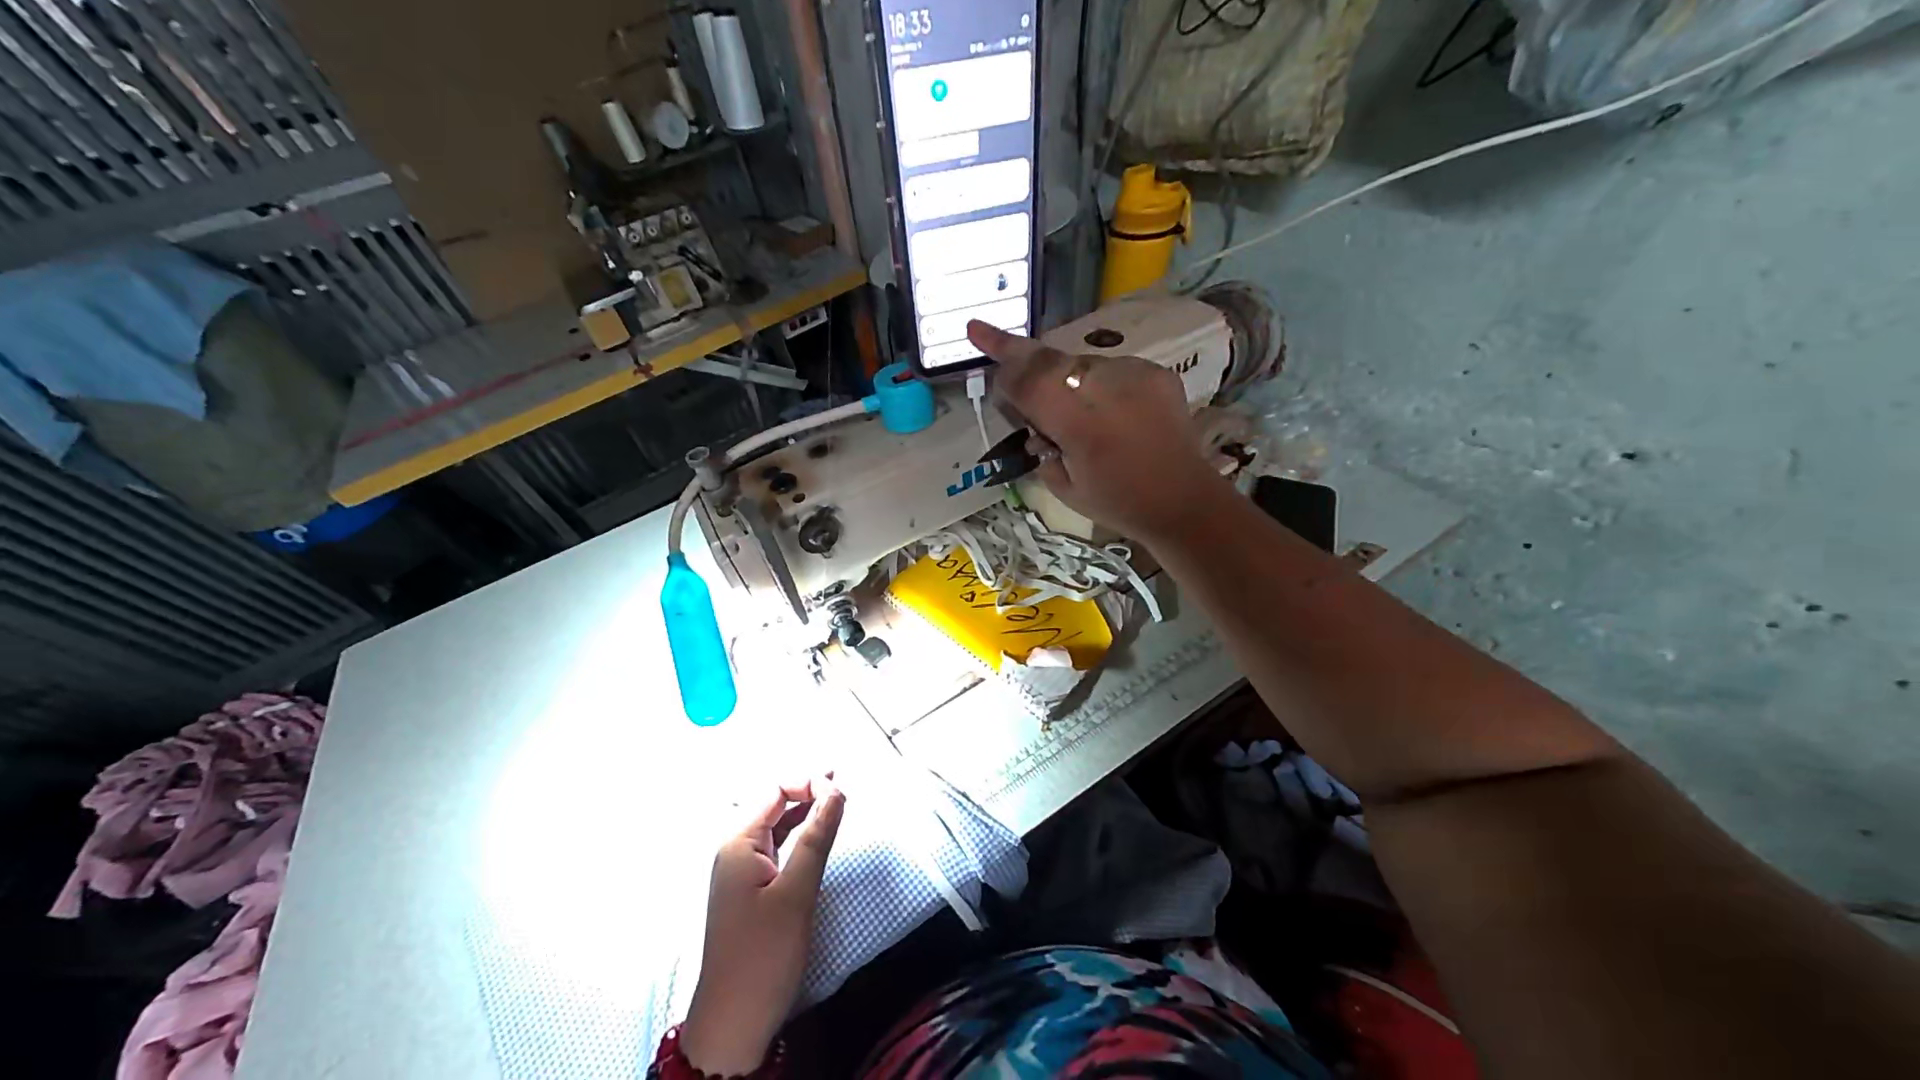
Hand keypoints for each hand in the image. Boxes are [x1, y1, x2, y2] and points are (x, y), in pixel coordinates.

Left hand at [680, 779, 845, 1074]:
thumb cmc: (763, 955)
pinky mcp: (752, 888)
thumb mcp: (796, 893)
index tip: (842, 789)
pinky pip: (777, 846)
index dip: (808, 781)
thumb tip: (836, 791)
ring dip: (805, 809)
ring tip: (837, 796)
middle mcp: (736, 849)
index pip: (775, 791)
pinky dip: (799, 833)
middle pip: (773, 803)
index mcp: (739, 843)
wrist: (733, 1020)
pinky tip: (817, 829)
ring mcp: (742, 870)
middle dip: (807, 789)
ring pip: (776, 824)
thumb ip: (817, 838)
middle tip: (843, 783)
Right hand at [968, 320, 1233, 541]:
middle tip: (998, 351)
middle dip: (1022, 357)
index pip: (1029, 379)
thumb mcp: (1063, 485)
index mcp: (1081, 426)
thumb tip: (1027, 414)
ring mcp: (1135, 375)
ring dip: (1063, 377)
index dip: (1000, 355)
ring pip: (1079, 363)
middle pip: (1050, 359)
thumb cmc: (1117, 502)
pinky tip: (1102, 408)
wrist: (1183, 500)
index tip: (976, 331)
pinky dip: (1095, 383)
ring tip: (1068, 408)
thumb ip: (1038, 443)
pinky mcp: (1155, 372)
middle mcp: (1107, 390)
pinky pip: (1110, 367)